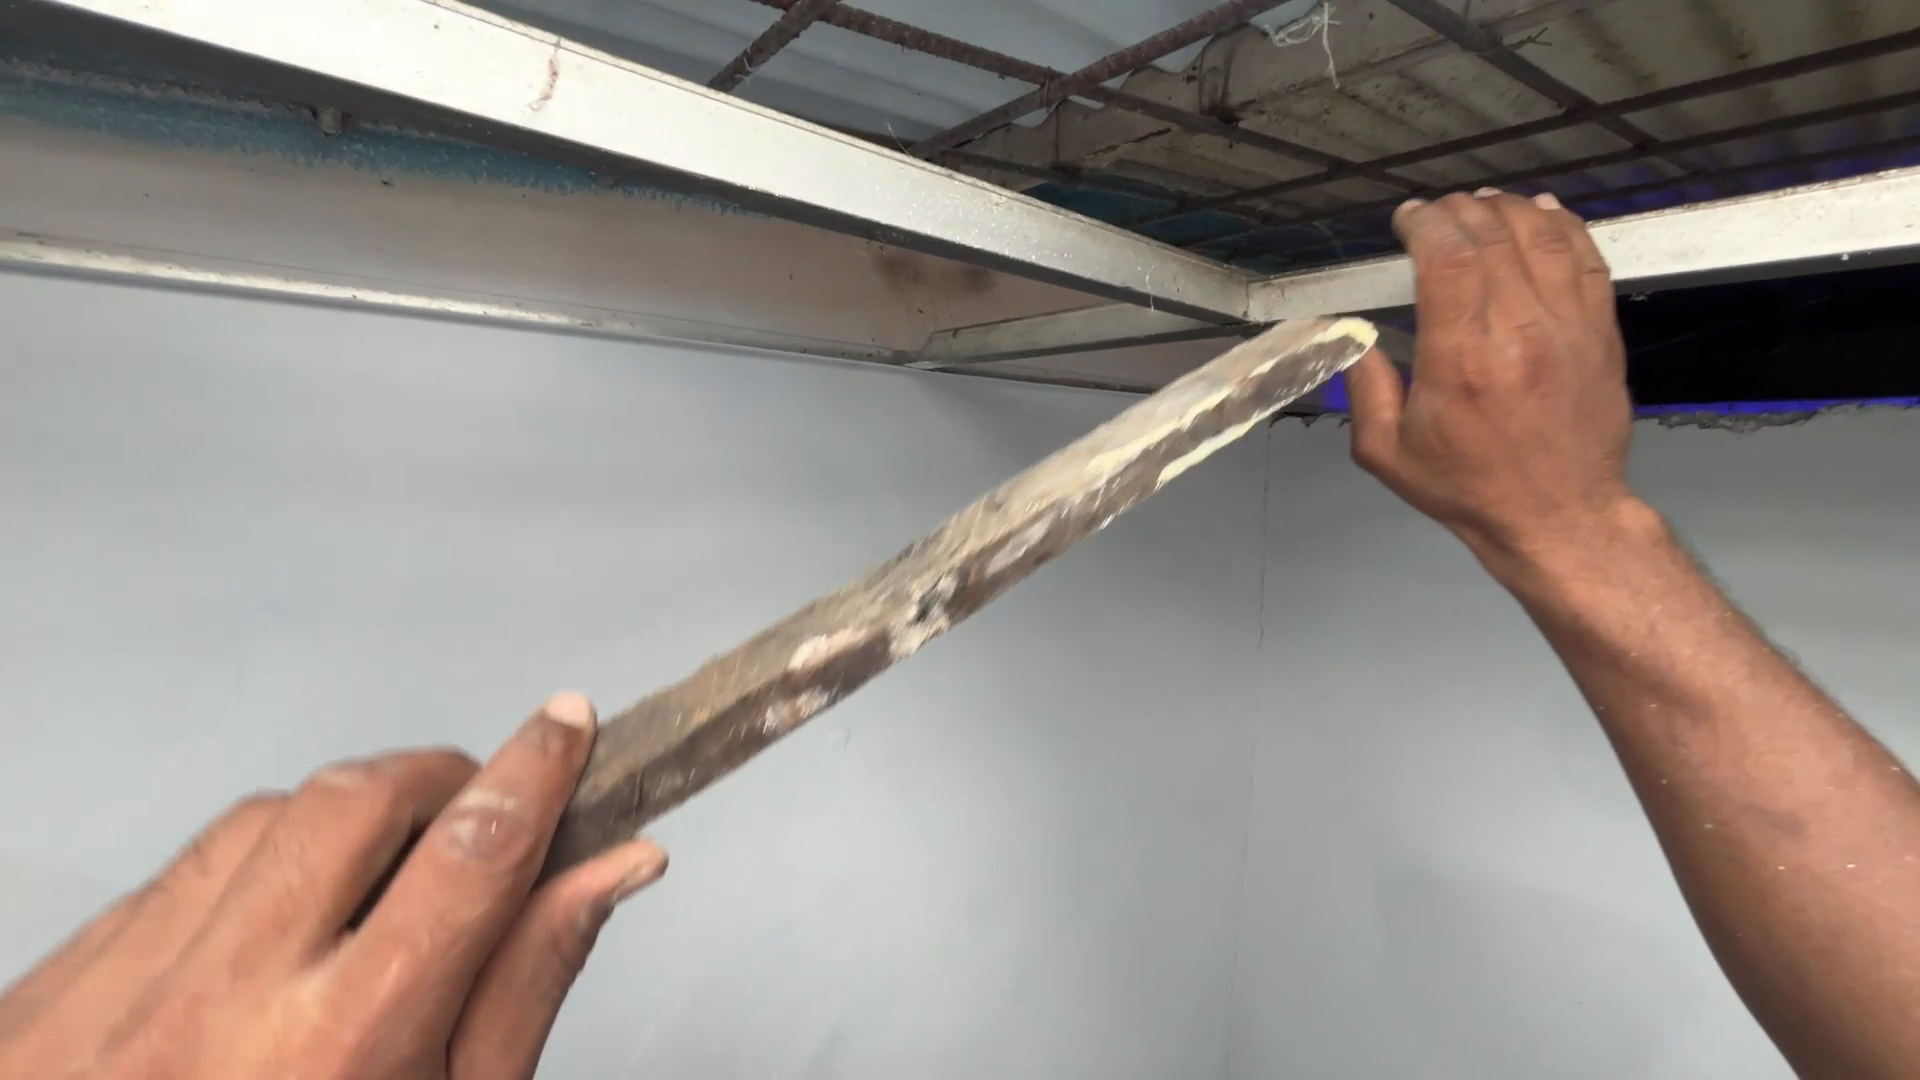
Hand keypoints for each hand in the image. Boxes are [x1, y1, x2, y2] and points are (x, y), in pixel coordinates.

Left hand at [0, 692, 665, 1078]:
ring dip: (350, 816)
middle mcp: (206, 1016)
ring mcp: (94, 1007)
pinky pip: (179, 871)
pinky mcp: (29, 1002)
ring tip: (372, 880)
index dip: (535, 769)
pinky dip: (261, 863)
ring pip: (265, 817)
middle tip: (472, 811)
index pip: (468, 857)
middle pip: (356, 802)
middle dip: (440, 778)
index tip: (570, 718)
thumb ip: (538, 970)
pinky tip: (276, 927)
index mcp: (341, 1053)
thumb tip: (626, 857)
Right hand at [1347, 190, 1635, 572]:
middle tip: (1434, 211)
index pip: (1448, 262)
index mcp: (1460, 361)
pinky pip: (1585, 259)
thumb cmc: (1461, 485)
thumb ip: (1366, 390)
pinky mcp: (1600, 332)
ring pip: (1543, 238)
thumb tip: (1359, 339)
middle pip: (1494, 239)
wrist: (1556, 513)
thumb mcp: (1384, 452)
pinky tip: (1540, 211)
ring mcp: (1569, 328)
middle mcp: (1519, 333)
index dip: (1426, 225)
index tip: (1406, 218)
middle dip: (1459, 212)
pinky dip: (1562, 225)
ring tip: (1479, 205)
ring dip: (1507, 210)